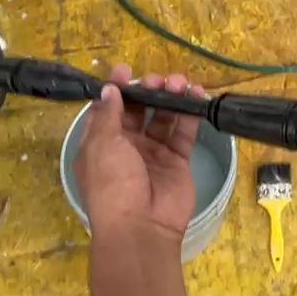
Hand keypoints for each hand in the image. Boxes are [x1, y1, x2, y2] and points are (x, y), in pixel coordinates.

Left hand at [75, 65, 205, 247]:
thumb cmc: (113, 183)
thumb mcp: (102, 145)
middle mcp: (126, 147)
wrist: (141, 226)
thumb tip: (109, 89)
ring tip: (181, 82)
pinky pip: (184, 132)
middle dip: (148, 91)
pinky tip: (196, 96)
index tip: (126, 69)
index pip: (108, 110)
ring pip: (163, 118)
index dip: (116, 89)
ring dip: (171, 98)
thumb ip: (109, 115)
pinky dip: (190, 114)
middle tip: (159, 79)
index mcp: (100, 145)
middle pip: (139, 111)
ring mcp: (153, 154)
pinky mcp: (178, 160)